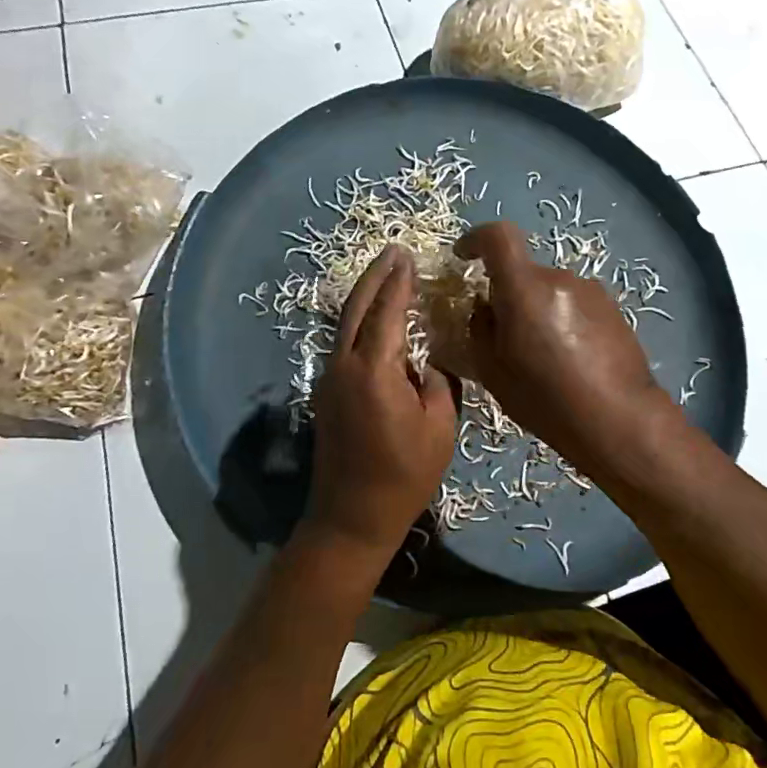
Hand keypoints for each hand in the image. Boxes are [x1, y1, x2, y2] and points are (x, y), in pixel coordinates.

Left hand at [306, 246, 457, 555]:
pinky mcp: (327, 394)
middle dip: (375, 277)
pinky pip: (343, 345)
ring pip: (345, 325)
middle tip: (392, 251)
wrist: (352, 515)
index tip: (408, 256)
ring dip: (364, 297)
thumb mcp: (439, 428)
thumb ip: (437, 384)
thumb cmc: (404, 475)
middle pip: (356, 308)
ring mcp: (330, 379)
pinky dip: (359, 323)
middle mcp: (344, 366)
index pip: (387, 312)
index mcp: (374, 371)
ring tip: (386, 277)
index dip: (399, 282)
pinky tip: (375, 321)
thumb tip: (427, 364)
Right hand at [451, 222, 675, 484]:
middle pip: (522, 271)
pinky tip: (566, 358)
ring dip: (535, 309)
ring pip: (547, 289)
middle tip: (501, 333)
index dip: (476, 239)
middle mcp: (559, 279)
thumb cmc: (546, 399)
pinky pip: (571, 303)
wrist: (619, 419)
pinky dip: (559, 320)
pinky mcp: (611, 308)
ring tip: (538, 353)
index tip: (463, 257)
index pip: (498, 237)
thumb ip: (480, 328)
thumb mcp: (493, 371)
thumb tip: (484, 307)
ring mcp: (590, 291)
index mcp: (525, 289)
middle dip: (506, 293)